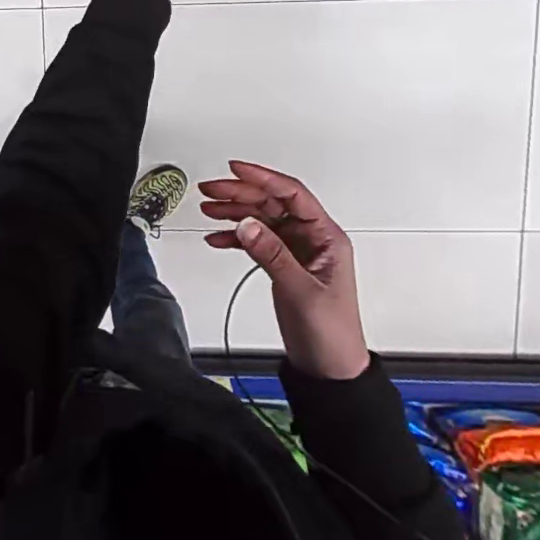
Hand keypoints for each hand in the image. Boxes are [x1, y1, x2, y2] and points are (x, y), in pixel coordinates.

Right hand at [200, 161, 370, 380]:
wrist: (329, 370)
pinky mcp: (282, 264)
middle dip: (240, 193)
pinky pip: (255, 240)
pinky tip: (217, 236)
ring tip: (208, 207)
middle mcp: (310, 238)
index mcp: (326, 236)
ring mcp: (295, 250)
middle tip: (211, 190)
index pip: (292, 194)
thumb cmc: (331, 333)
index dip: (264, 178)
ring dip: (234, 212)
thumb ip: (273, 255)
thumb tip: (247, 224)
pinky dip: (235, 237)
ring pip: (260, 219)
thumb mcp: (301, 291)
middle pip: (272, 203)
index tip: (238, 169)